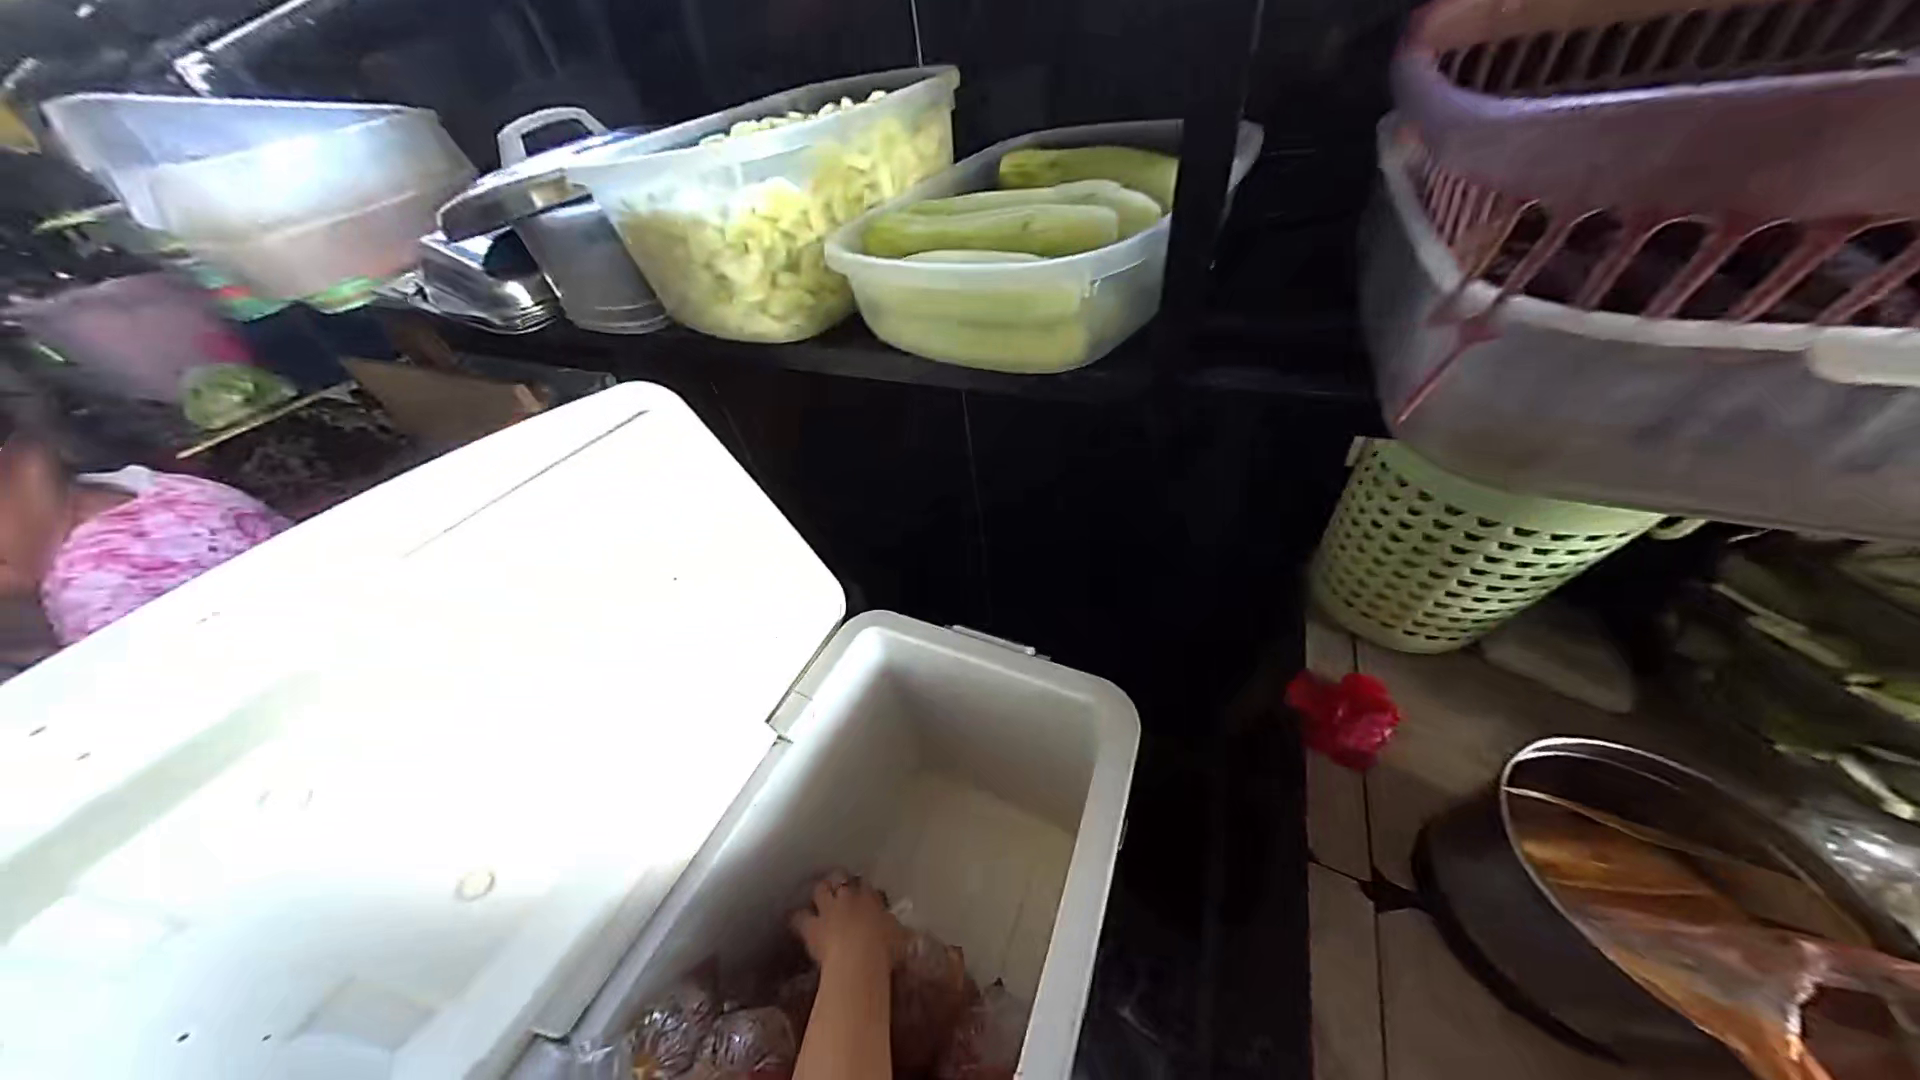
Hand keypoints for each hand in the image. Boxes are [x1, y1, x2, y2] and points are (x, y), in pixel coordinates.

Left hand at [790, 872, 901, 975]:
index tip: (865, 891)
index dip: (864, 887)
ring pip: (820, 889)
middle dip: (840, 879)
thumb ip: (903, 933)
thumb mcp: (902, 939)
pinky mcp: (812, 926)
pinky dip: (798, 917)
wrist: (858, 959)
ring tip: (819, 893)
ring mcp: (828, 909)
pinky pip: (799, 917)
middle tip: (840, 884)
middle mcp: (849, 897)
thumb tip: (910, 934)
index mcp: (871, 898)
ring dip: (820, 891)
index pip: (867, 885)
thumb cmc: (885, 950)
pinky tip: (795, 918)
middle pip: (841, 878)